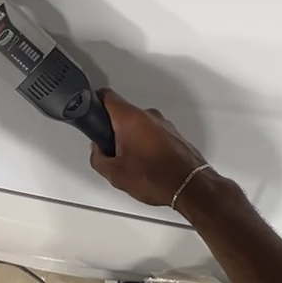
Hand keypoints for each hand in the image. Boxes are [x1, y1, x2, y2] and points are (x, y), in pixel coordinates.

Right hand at [89, 90, 210, 207]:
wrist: (189, 186)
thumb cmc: (157, 177)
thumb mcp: (115, 174)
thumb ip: (98, 159)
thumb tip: (97, 152)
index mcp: (129, 119)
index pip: (107, 96)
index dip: (96, 100)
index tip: (92, 108)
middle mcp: (148, 115)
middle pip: (123, 112)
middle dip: (115, 128)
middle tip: (112, 149)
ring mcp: (164, 123)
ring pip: (140, 124)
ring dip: (133, 137)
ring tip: (133, 161)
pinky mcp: (175, 134)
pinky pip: (154, 133)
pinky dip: (148, 143)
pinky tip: (148, 163)